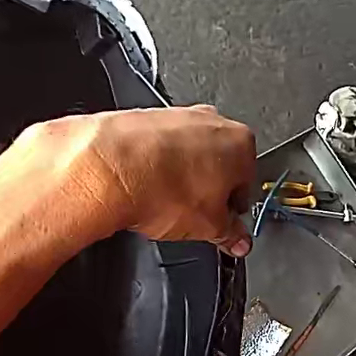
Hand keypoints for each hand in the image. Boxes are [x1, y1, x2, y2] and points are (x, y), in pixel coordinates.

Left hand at [27, 105, 256, 255]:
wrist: (108, 167)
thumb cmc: (161, 185)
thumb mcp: (209, 227)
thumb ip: (230, 234)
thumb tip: (237, 240)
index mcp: (240, 142)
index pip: (247, 182)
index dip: (233, 208)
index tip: (223, 223)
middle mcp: (212, 121)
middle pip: (219, 163)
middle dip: (208, 190)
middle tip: (194, 217)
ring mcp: (177, 116)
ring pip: (188, 154)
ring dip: (180, 178)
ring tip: (165, 206)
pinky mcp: (144, 118)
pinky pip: (157, 147)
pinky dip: (154, 166)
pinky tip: (145, 188)